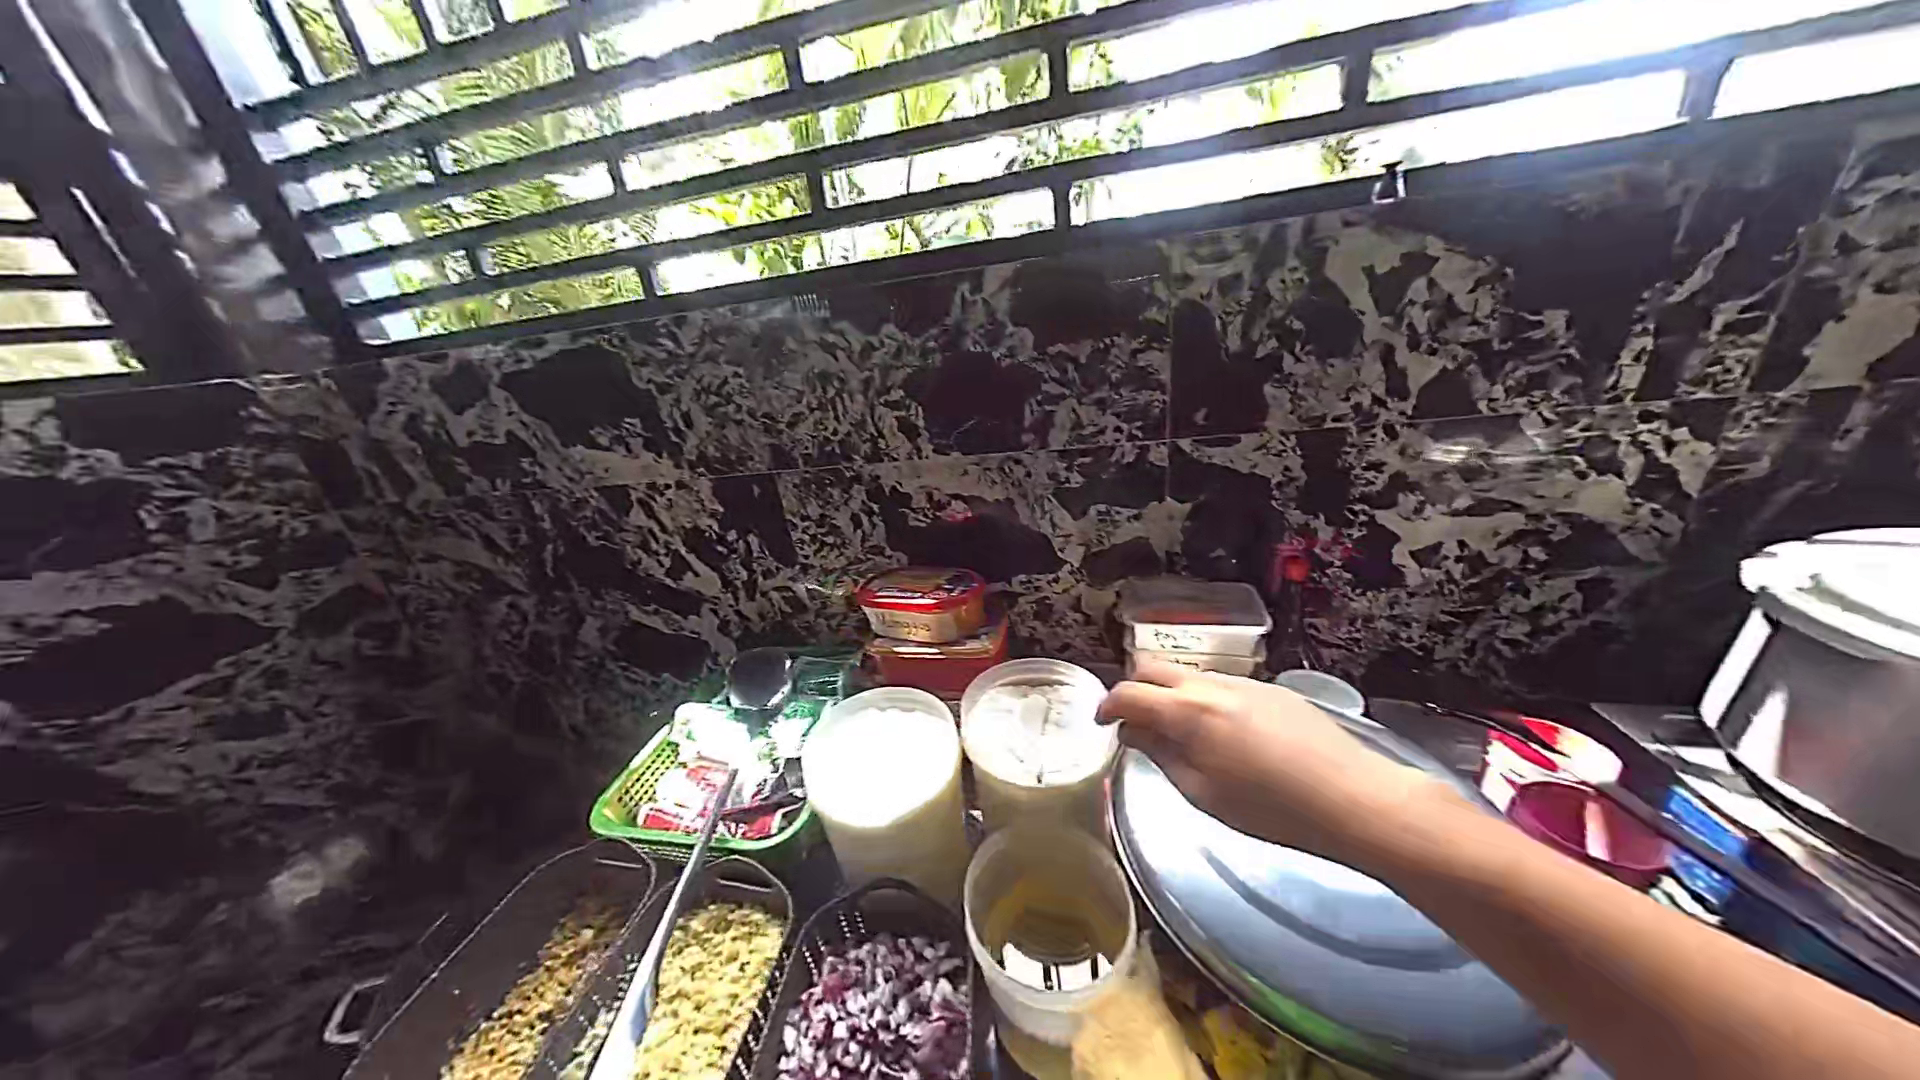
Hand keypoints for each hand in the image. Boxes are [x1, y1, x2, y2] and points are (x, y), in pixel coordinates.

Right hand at [1097, 660, 1434, 860]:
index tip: (1103, 723)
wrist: (1357, 801)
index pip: (1129, 693)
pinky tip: (1224, 737)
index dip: (1107, 706)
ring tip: (1182, 735)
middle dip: (1135, 689)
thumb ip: (1160, 754)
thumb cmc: (1273, 810)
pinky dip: (1203, 700)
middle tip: (1136, 723)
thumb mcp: (1202, 793)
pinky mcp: (1270, 690)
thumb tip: (1133, 732)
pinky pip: (1221, 684)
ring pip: (1188, 674)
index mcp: (1188, 712)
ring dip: (1170, 694)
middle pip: (1153, 667)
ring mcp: (1243, 683)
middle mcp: (1211, 685)